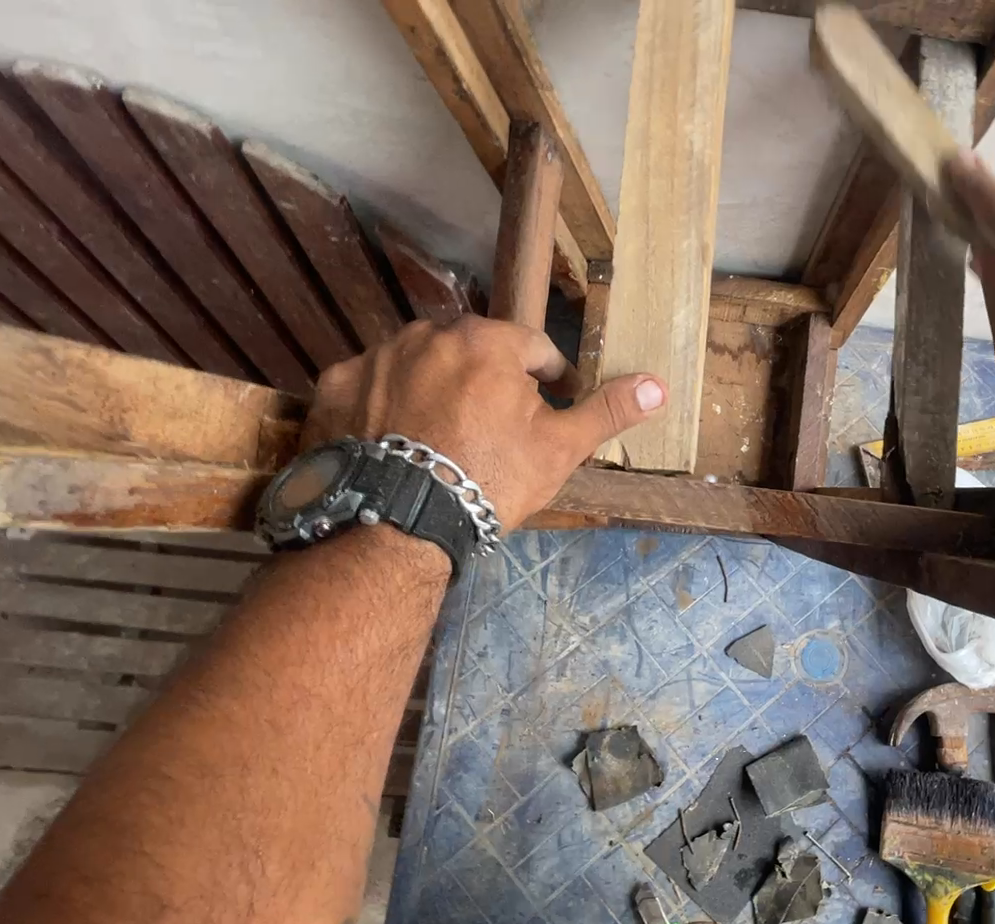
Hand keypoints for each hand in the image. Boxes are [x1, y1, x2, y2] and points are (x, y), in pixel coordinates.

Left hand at [303, 317, 664, 526]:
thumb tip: (660, 384)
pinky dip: (389, 405)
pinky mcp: (334, 386)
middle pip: (476, 354)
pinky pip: (374, 386)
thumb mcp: (561, 448)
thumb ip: (606, 411)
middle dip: (491, 383)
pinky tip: (400, 442)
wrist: (397, 522)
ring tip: (446, 440)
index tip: (548, 413)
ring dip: (440, 390)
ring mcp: (374, 356)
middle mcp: (427, 332)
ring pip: (424, 366)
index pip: (535, 349)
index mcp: (488, 341)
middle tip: (496, 434)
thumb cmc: (491, 478)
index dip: (549, 382)